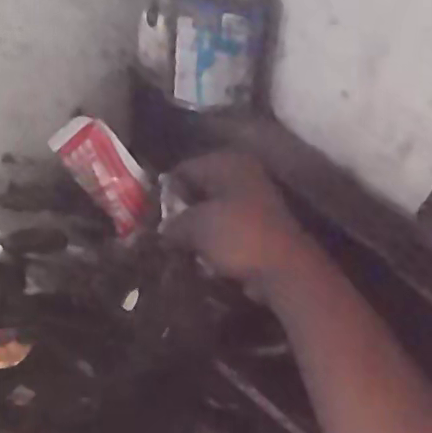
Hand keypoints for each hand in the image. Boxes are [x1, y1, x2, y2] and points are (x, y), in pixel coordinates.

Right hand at [162, 151, 322, 288]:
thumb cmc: (237, 236)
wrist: (281, 268)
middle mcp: (242, 177)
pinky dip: (213, 247)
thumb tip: (162, 229)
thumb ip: (174, 223)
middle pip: (199, 192)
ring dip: (195, 234)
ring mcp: (252, 205)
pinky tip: (201, 263)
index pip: (185, 168)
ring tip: (178, 251)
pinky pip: (225, 236)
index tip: (150, 214)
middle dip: (180, 214)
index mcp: (228, 164)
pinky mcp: (256, 232)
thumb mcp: (196, 225)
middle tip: (161, 235)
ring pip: (211, 216)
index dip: (165, 190)